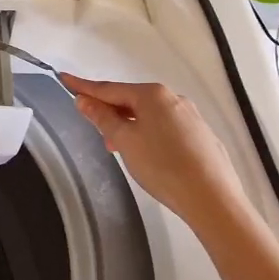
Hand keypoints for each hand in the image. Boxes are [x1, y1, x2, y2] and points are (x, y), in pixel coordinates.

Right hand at [60, 75, 247, 231]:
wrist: (214, 201)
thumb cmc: (163, 166)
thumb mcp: (125, 141)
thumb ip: (102, 118)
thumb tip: (84, 100)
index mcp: (152, 94)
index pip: (109, 88)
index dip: (84, 87)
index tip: (64, 78)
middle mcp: (174, 99)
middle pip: (132, 100)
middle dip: (111, 111)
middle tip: (94, 128)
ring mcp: (191, 117)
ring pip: (150, 115)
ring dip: (131, 125)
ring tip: (121, 149)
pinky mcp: (202, 137)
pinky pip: (167, 127)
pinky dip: (150, 134)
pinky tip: (150, 156)